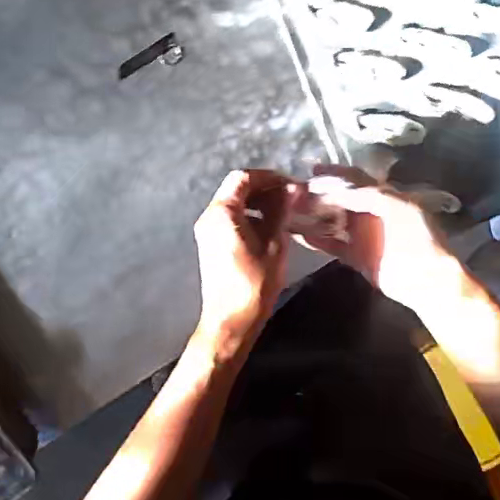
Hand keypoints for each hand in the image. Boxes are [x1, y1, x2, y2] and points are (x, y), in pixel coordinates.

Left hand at [193, 169, 295, 352]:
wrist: (230, 321)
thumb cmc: (254, 284)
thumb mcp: (274, 244)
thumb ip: (280, 212)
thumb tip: (291, 189)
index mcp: (222, 212)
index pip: (243, 178)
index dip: (269, 177)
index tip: (291, 185)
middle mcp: (209, 216)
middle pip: (236, 189)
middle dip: (264, 189)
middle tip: (291, 198)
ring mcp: (207, 231)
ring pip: (234, 204)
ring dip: (259, 203)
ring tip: (285, 213)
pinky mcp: (211, 244)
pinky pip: (231, 220)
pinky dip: (250, 217)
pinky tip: (271, 229)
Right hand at [295, 166, 463, 311]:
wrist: (427, 279)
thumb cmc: (417, 237)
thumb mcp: (395, 205)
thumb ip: (366, 193)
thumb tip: (333, 188)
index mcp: (383, 196)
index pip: (354, 179)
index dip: (334, 173)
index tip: (311, 170)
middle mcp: (369, 212)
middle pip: (338, 198)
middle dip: (317, 194)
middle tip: (293, 193)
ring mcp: (361, 235)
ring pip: (331, 221)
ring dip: (311, 215)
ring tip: (288, 211)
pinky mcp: (355, 257)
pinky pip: (330, 245)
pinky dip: (314, 240)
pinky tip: (296, 234)